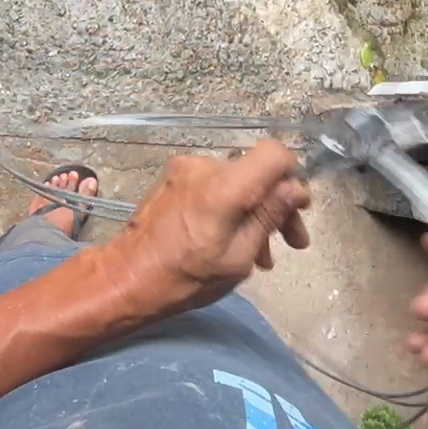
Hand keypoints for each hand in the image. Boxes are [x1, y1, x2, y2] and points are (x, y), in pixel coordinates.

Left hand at [88, 140, 310, 320]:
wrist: (129, 275)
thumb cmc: (187, 276)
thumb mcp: (239, 256)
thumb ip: (268, 216)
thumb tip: (295, 188)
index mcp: (222, 185)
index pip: (273, 152)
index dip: (292, 176)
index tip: (298, 209)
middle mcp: (204, 166)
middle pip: (256, 171)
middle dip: (278, 204)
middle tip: (293, 242)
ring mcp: (186, 169)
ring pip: (237, 181)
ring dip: (255, 211)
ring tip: (263, 254)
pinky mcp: (175, 177)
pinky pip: (215, 185)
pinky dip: (231, 207)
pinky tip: (236, 241)